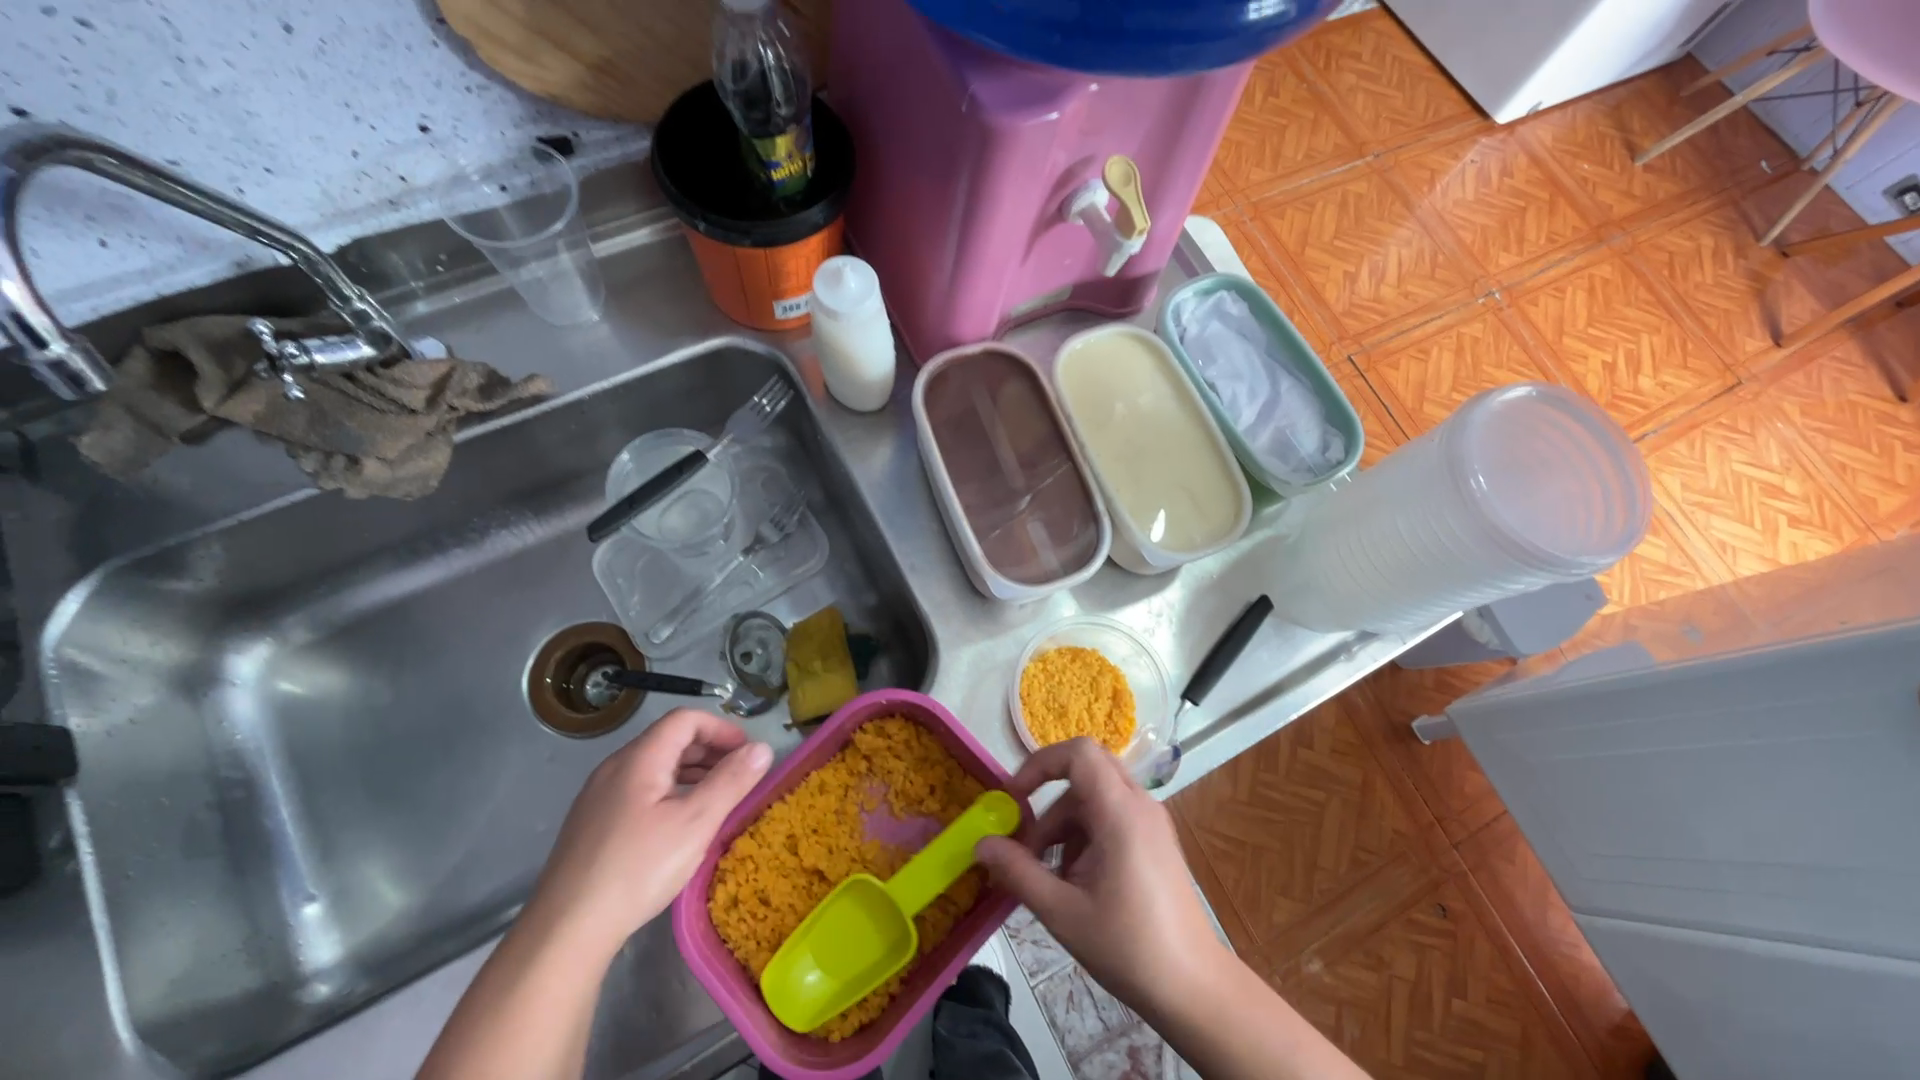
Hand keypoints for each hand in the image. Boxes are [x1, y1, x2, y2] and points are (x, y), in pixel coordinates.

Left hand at [524, 707, 772, 960]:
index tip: (748, 753)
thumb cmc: (638, 868)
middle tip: (740, 775)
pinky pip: (639, 791)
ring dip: (691, 772)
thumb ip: (731, 781)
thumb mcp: (695, 823)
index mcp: (638, 759)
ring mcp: (599, 796)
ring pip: (653, 767)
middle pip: (668, 740)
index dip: (721, 728)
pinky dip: (669, 792)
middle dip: (709, 750)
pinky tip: (680, 825)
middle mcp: (614, 768)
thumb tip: (762, 747)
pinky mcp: (592, 823)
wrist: (568, 926)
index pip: (684, 720)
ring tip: (718, 798)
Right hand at [974, 737, 1224, 1010]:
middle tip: (1025, 845)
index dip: (1040, 764)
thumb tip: (981, 845)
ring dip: (1063, 828)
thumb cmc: (1127, 947)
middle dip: (1047, 805)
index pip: (1079, 753)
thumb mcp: (1061, 911)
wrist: (1193, 987)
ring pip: (1095, 800)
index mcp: (1121, 813)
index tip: (1014, 800)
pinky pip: (1110, 820)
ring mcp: (1151, 824)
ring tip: (1046, 878)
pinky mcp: (1155, 843)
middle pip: (1084, 775)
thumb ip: (1017, 872)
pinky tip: (1074, 884)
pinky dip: (1084, 839)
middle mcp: (1140, 806)